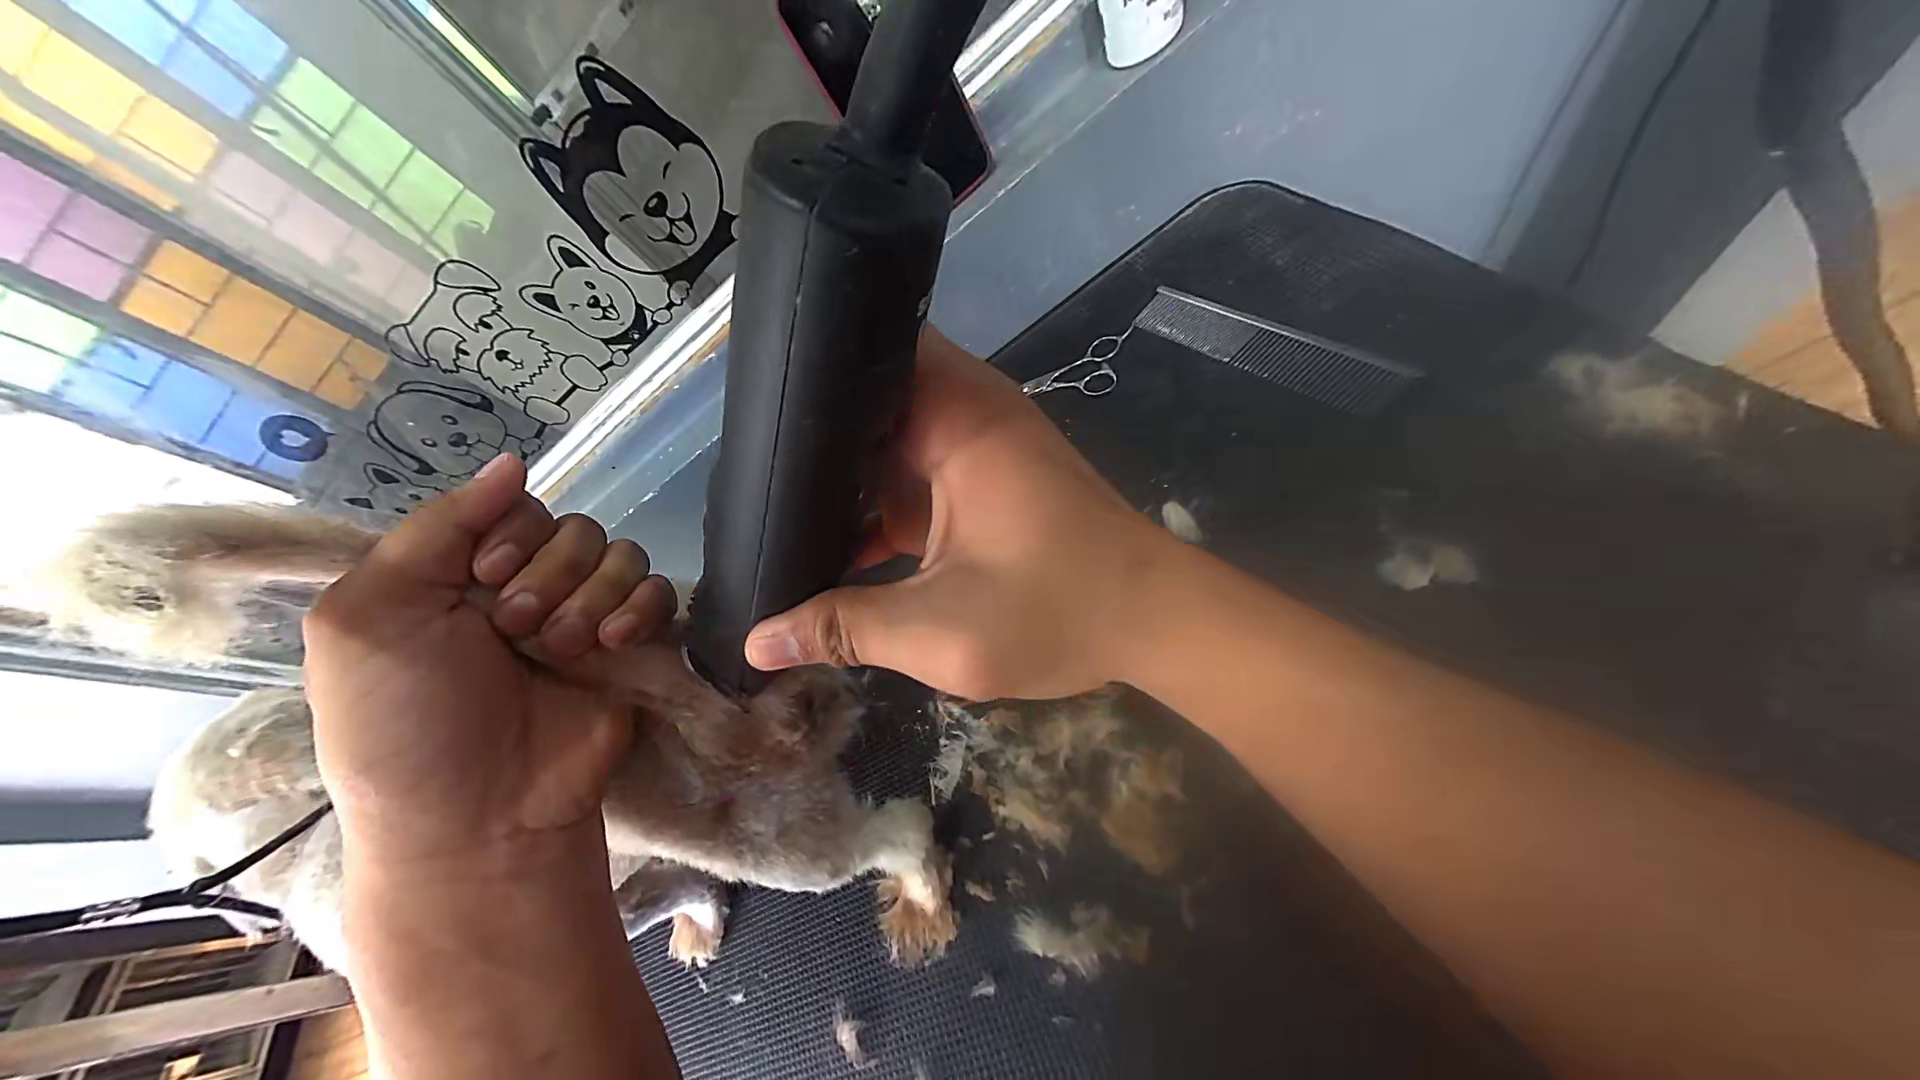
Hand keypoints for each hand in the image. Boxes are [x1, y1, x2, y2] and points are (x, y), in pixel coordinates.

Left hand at [304, 456, 675, 864]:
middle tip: (516, 630)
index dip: (510, 534)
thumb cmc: (406, 721)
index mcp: (466, 575)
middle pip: (577, 529)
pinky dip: (642, 608)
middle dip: (550, 575)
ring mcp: (591, 615)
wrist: (480, 813)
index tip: (485, 579)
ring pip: (623, 556)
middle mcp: (534, 586)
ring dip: (592, 596)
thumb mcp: (371, 617)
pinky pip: (661, 594)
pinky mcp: (638, 646)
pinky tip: (615, 643)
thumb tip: (512, 460)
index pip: (519, 507)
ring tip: (564, 649)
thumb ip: (436, 528)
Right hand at [745, 328, 1182, 700]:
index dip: (805, 374)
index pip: (866, 352)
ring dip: (844, 471)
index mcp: (958, 417)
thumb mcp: (940, 631)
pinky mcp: (985, 482)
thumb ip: (846, 629)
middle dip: (811, 432)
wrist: (1154, 621)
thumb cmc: (1059, 611)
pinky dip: (878, 500)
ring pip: (890, 440)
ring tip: (770, 497)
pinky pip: (914, 473)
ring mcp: (978, 448)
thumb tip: (760, 640)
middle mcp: (968, 414)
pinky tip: (834, 535)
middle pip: (869, 397)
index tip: (748, 408)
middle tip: (744, 463)